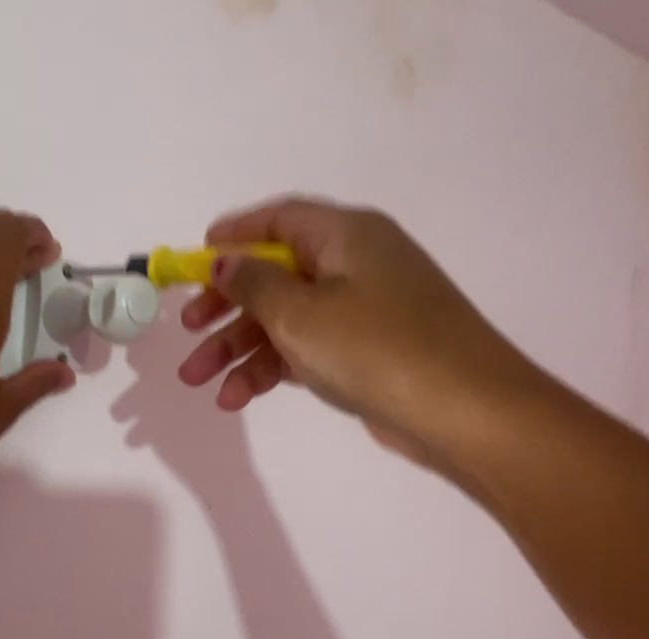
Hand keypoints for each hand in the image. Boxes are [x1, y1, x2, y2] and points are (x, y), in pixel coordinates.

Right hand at [177, 196, 540, 460]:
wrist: (461, 409)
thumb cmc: (375, 348)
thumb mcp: (301, 313)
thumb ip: (254, 284)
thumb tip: (225, 262)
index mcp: (345, 236)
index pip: (279, 220)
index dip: (234, 235)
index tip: (195, 260)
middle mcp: (355, 264)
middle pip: (275, 275)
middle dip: (225, 308)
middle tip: (186, 331)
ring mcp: (362, 310)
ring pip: (285, 319)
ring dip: (239, 349)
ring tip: (198, 381)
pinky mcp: (365, 352)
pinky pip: (305, 349)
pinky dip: (271, 369)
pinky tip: (236, 398)